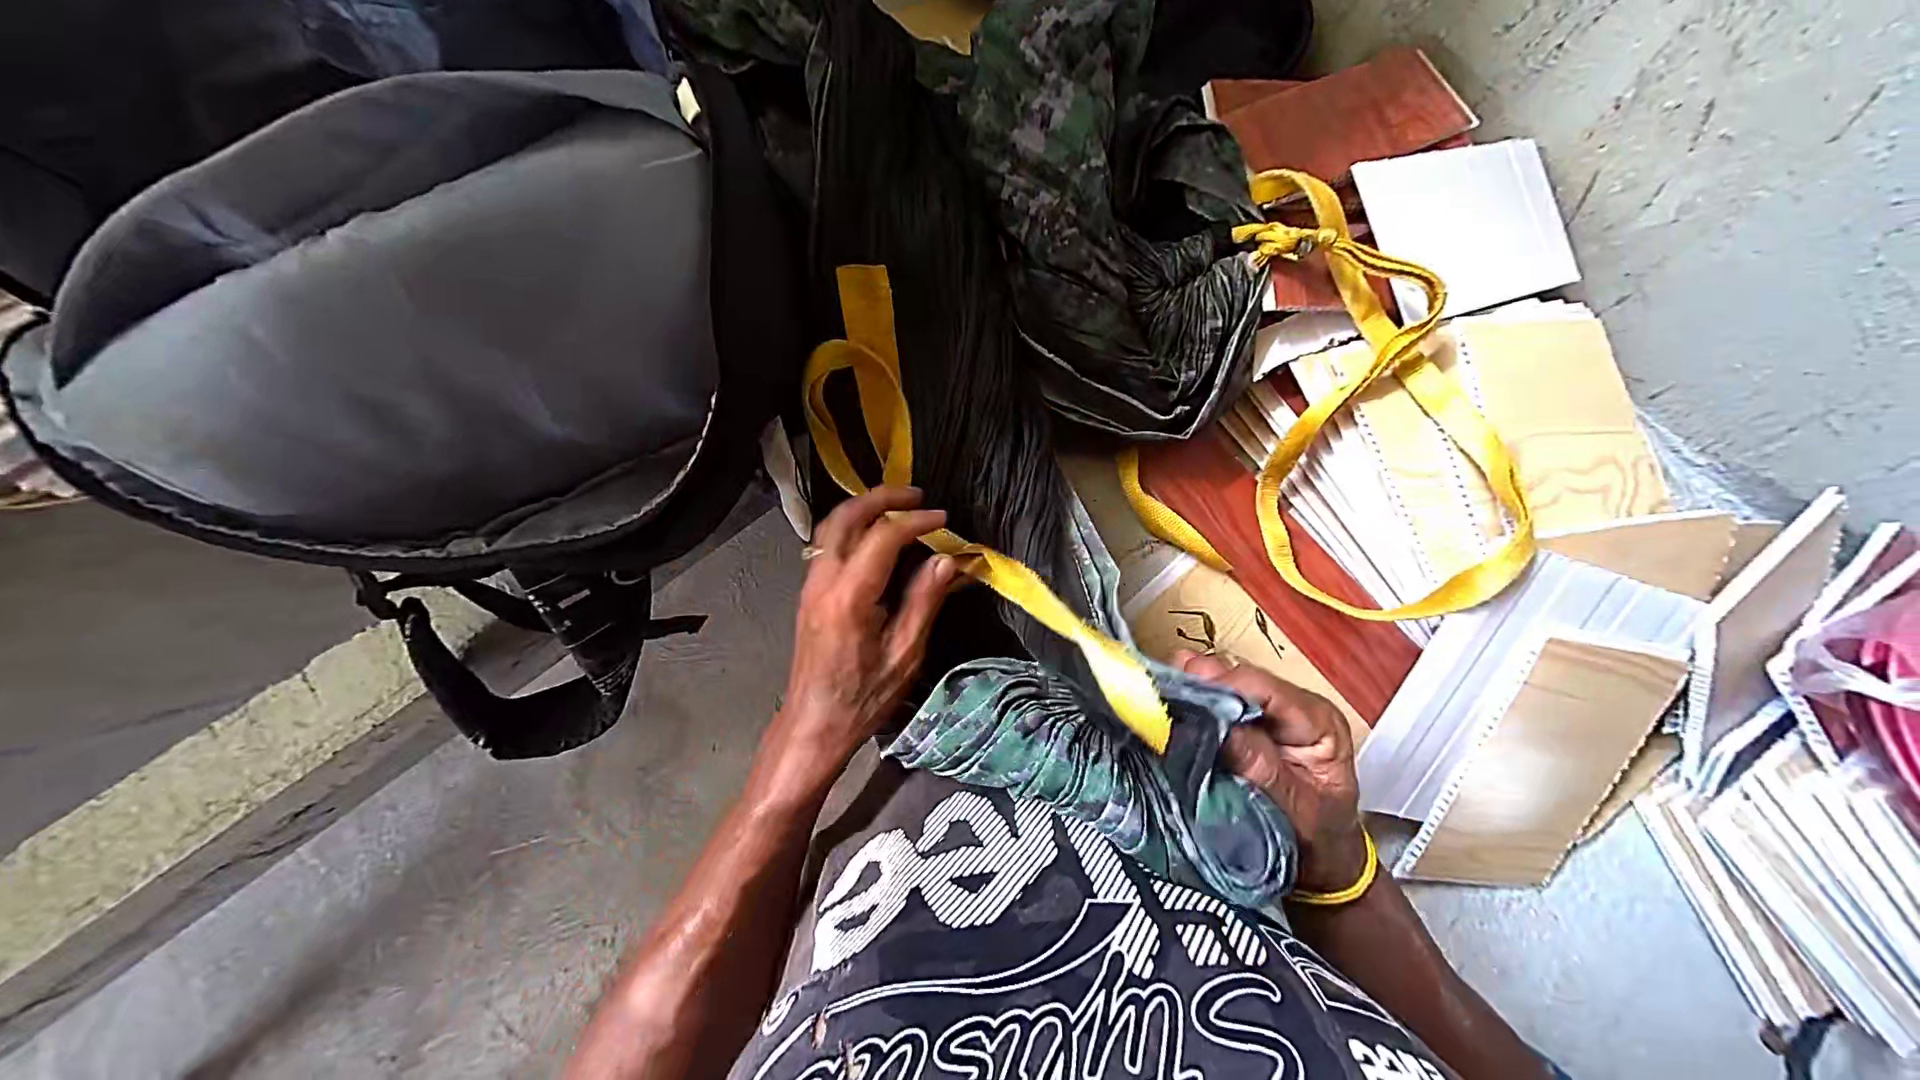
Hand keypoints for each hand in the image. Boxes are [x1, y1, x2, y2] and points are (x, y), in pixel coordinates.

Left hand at [760, 487, 959, 796]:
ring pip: (831, 527)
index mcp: (850, 596)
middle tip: (916, 495)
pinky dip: (852, 527)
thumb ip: (924, 601)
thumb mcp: (905, 654)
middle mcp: (823, 581)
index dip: (916, 522)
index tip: (944, 521)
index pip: (883, 537)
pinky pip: (827, 544)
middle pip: (846, 517)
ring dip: (863, 509)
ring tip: (898, 507)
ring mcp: (810, 585)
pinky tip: (876, 537)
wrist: (813, 724)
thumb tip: (947, 561)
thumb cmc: (863, 698)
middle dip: (881, 498)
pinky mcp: (809, 594)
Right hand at [1173, 651, 1367, 894]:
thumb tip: (1222, 729)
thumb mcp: (1297, 810)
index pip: (1265, 688)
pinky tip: (1169, 704)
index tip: (1184, 695)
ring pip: (1222, 682)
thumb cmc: (1318, 838)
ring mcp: (1267, 708)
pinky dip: (1190, 701)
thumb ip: (1262, 769)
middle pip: (1239, 677)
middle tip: (1162, 693)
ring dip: (1190, 691)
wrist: (1322, 858)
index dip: (1222, 687)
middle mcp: (1293, 704)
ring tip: (1161, 698)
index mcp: (1318, 721)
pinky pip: (1214, 698)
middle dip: (1198, 684)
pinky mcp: (1245, 716)